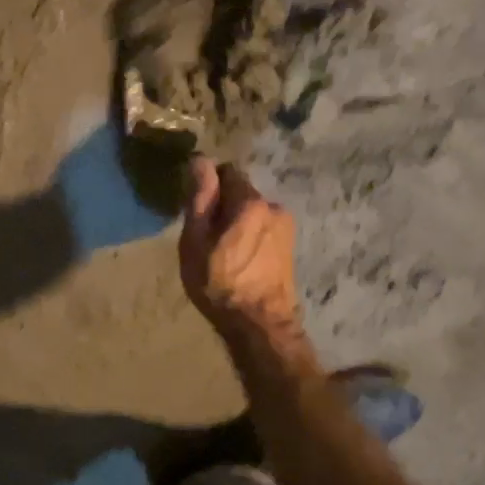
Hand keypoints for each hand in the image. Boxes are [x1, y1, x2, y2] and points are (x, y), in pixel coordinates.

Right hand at [179, 158, 300, 336]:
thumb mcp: (196, 240)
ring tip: (221, 251)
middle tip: (204, 235)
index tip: (195, 210)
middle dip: (222, 205)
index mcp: (250, 201)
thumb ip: (200, 198)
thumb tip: (199, 159)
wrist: (259, 324)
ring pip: (252, 212)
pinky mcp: (288, 247)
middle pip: (241, 192)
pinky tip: (239, 261)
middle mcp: (274, 207)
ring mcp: (285, 227)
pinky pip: (262, 229)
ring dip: (236, 222)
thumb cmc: (219, 283)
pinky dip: (249, 236)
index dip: (208, 186)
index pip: (227, 171)